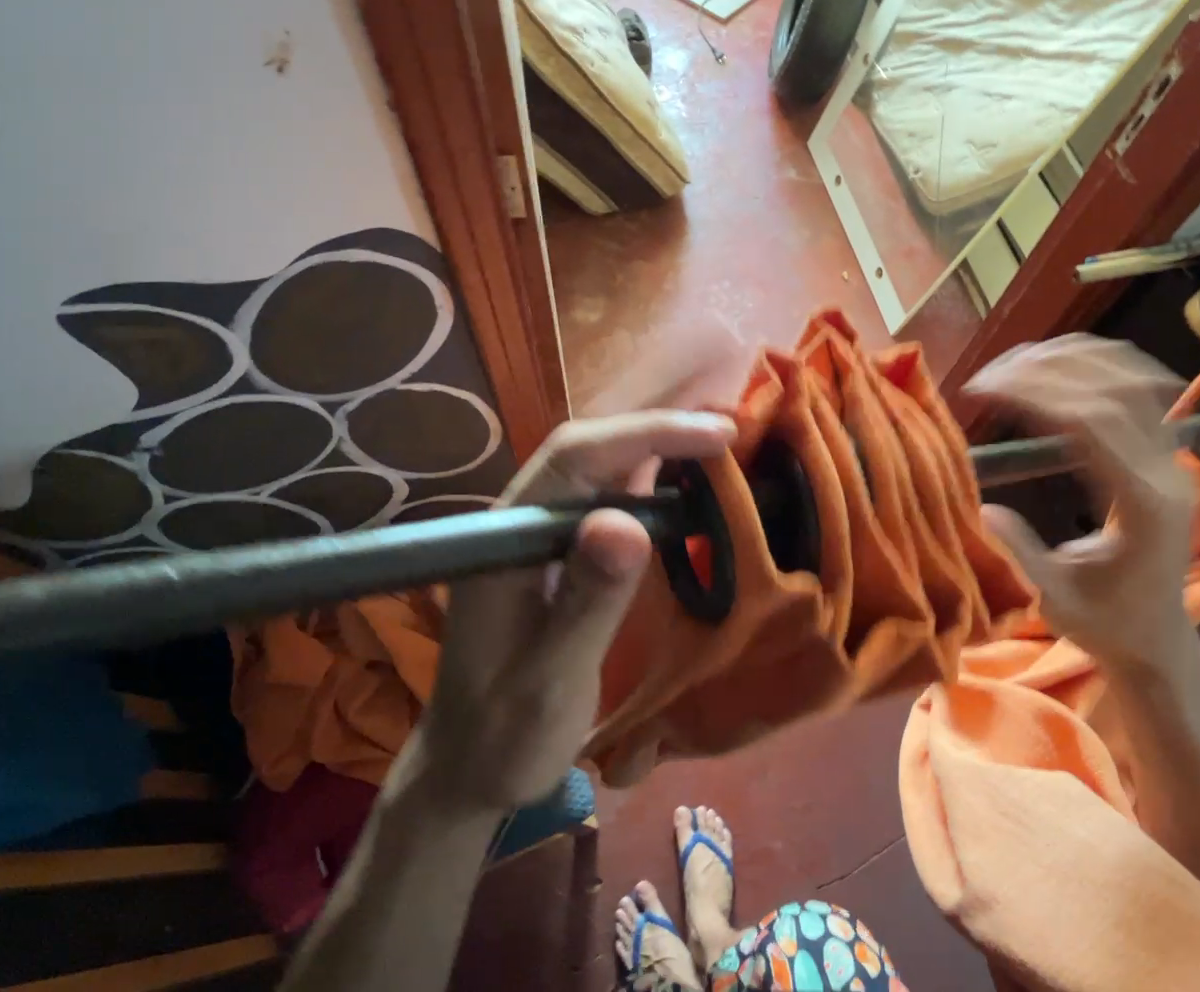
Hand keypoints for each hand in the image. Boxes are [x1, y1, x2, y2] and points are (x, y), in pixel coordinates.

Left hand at [406, 410, 736, 808]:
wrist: (469, 769)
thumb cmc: (506, 735)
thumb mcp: (549, 679)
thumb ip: (586, 602)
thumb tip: (629, 522)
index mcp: (505, 543)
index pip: (576, 459)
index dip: (648, 435)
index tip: (718, 435)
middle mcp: (517, 525)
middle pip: (585, 451)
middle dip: (655, 431)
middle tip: (730, 430)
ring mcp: (534, 540)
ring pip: (594, 471)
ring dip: (652, 449)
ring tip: (716, 442)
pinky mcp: (553, 559)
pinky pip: (600, 503)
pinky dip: (645, 486)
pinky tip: (679, 485)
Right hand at [965, 335, 1199, 673]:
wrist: (1158, 640)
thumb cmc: (1107, 626)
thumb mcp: (1055, 601)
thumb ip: (1022, 554)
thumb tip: (983, 506)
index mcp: (1144, 505)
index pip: (1091, 424)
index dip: (1034, 395)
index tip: (983, 389)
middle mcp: (1168, 471)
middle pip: (1114, 389)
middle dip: (1046, 369)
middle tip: (989, 374)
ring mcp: (1174, 460)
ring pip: (1133, 378)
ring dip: (1073, 359)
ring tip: (1016, 362)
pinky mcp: (1166, 456)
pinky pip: (1139, 389)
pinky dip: (1097, 367)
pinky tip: (1059, 367)